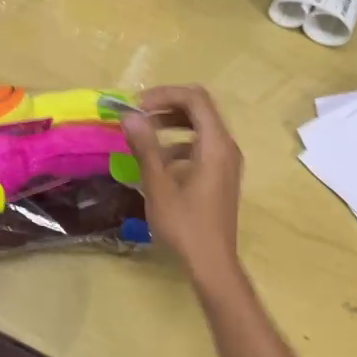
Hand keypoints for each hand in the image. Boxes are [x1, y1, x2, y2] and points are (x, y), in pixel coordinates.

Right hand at [119, 85, 243, 280]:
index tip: (136, 107)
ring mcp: (227, 162)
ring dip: (171, 124)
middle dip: (167, 106)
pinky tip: (159, 162)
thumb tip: (129, 115)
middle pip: (200, 108)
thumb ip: (145, 146)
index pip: (195, 98)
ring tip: (143, 136)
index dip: (164, 94)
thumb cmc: (184, 225)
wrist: (212, 262)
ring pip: (201, 127)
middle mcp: (227, 147)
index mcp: (215, 144)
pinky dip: (179, 143)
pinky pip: (202, 146)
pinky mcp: (221, 175)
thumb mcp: (159, 185)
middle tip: (137, 117)